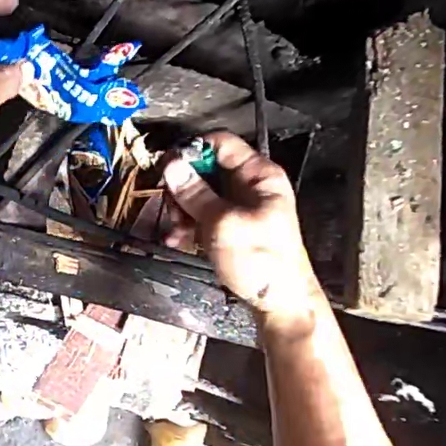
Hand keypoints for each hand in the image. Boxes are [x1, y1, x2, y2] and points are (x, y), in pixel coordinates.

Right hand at [161, 131, 324, 330]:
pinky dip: (184, 225)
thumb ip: (195, 194)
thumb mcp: (223, 224)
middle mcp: (247, 185)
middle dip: (180, 187)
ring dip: (178, 209)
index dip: (191, 151)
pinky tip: (177, 239)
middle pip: (201, 168)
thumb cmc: (262, 262)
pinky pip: (196, 214)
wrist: (277, 301)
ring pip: (194, 192)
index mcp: (258, 176)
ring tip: (177, 230)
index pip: (220, 143)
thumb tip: (172, 165)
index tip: (169, 168)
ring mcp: (235, 205)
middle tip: (173, 207)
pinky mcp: (224, 224)